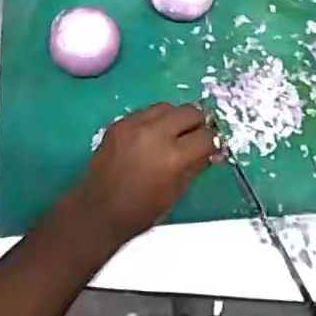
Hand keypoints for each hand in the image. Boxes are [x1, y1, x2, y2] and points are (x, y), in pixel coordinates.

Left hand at [65, 103, 217, 244]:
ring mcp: (133, 125)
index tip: (214, 146)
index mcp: (173, 156)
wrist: (100, 208)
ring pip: (165, 106)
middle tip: (198, 136)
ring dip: (175, 117)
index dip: (215, 141)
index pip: (206, 136)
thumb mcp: (177, 191)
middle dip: (198, 123)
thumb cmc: (142, 209)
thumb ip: (196, 166)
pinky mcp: (118, 123)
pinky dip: (154, 120)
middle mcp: (154, 133)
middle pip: (189, 111)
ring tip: (175, 134)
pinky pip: (144, 112)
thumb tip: (213, 152)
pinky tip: (153, 136)